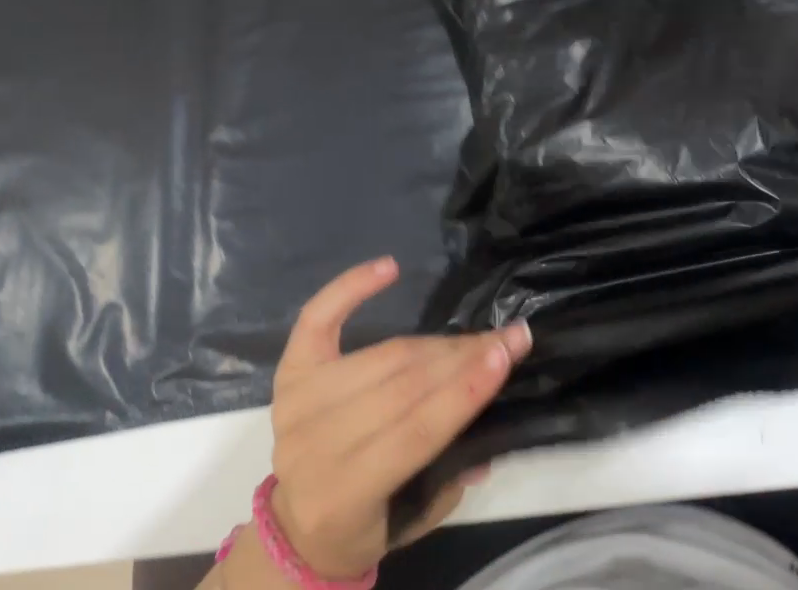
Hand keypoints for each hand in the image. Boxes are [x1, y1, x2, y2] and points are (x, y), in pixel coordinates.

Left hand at [263, 256, 530, 577]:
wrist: (300, 528)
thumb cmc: (369, 523)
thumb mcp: (416, 516)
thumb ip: (453, 473)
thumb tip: (492, 417)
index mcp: (342, 494)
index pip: (413, 432)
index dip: (464, 392)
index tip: (508, 354)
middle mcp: (312, 445)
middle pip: (401, 385)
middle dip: (463, 358)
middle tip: (508, 338)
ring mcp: (296, 405)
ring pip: (382, 355)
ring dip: (438, 341)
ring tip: (478, 335)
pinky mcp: (289, 374)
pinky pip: (318, 320)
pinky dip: (351, 289)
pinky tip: (390, 268)